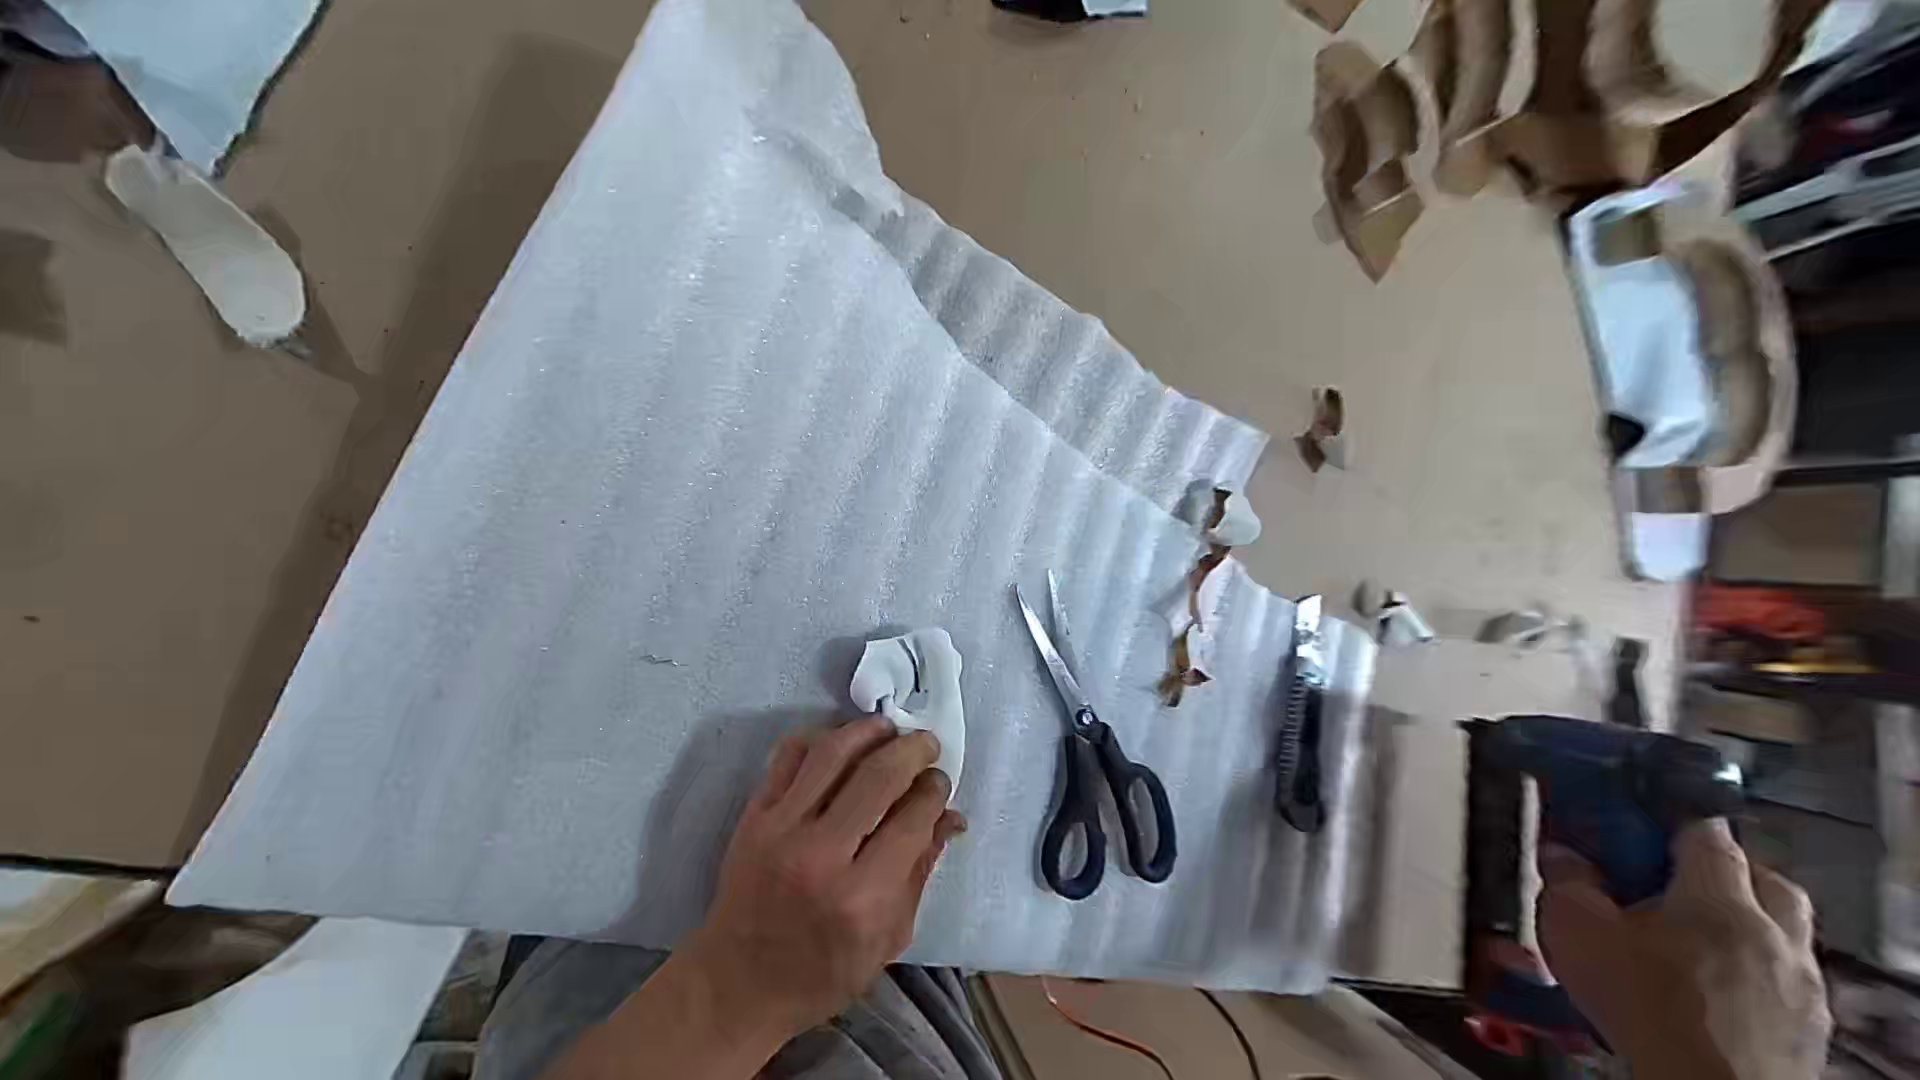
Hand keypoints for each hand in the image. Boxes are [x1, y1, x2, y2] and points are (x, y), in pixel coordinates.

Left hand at [680, 716, 965, 1036]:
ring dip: (869, 731)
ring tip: (889, 728)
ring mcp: (781, 829)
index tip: (940, 780)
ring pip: (832, 753)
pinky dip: (820, 737)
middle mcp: (821, 855)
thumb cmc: (822, 972)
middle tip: (926, 744)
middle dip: (912, 751)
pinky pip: (789, 756)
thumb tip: (950, 816)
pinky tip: (841, 740)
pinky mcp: (754, 815)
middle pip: (878, 776)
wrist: (736, 983)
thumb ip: (921, 871)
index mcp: (861, 898)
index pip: (912, 819)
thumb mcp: (887, 938)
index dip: (935, 790)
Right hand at [1538, 818, 1830, 1079]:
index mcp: (1720, 904)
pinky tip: (1700, 978)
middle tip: (1668, 873)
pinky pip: (1780, 976)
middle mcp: (1775, 938)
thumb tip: (1562, 853)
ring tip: (1680, 930)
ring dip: (1737, 920)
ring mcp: (1802, 988)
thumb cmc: (1642, 1003)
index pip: (1707, 833)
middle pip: (1766, 881)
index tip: (1640, 810)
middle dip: (1722, 869)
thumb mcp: (1574, 925)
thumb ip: (1567, 878)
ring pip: (1780, 931)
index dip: (1672, 814)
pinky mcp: (1807, 1030)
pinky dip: (1744, 965)